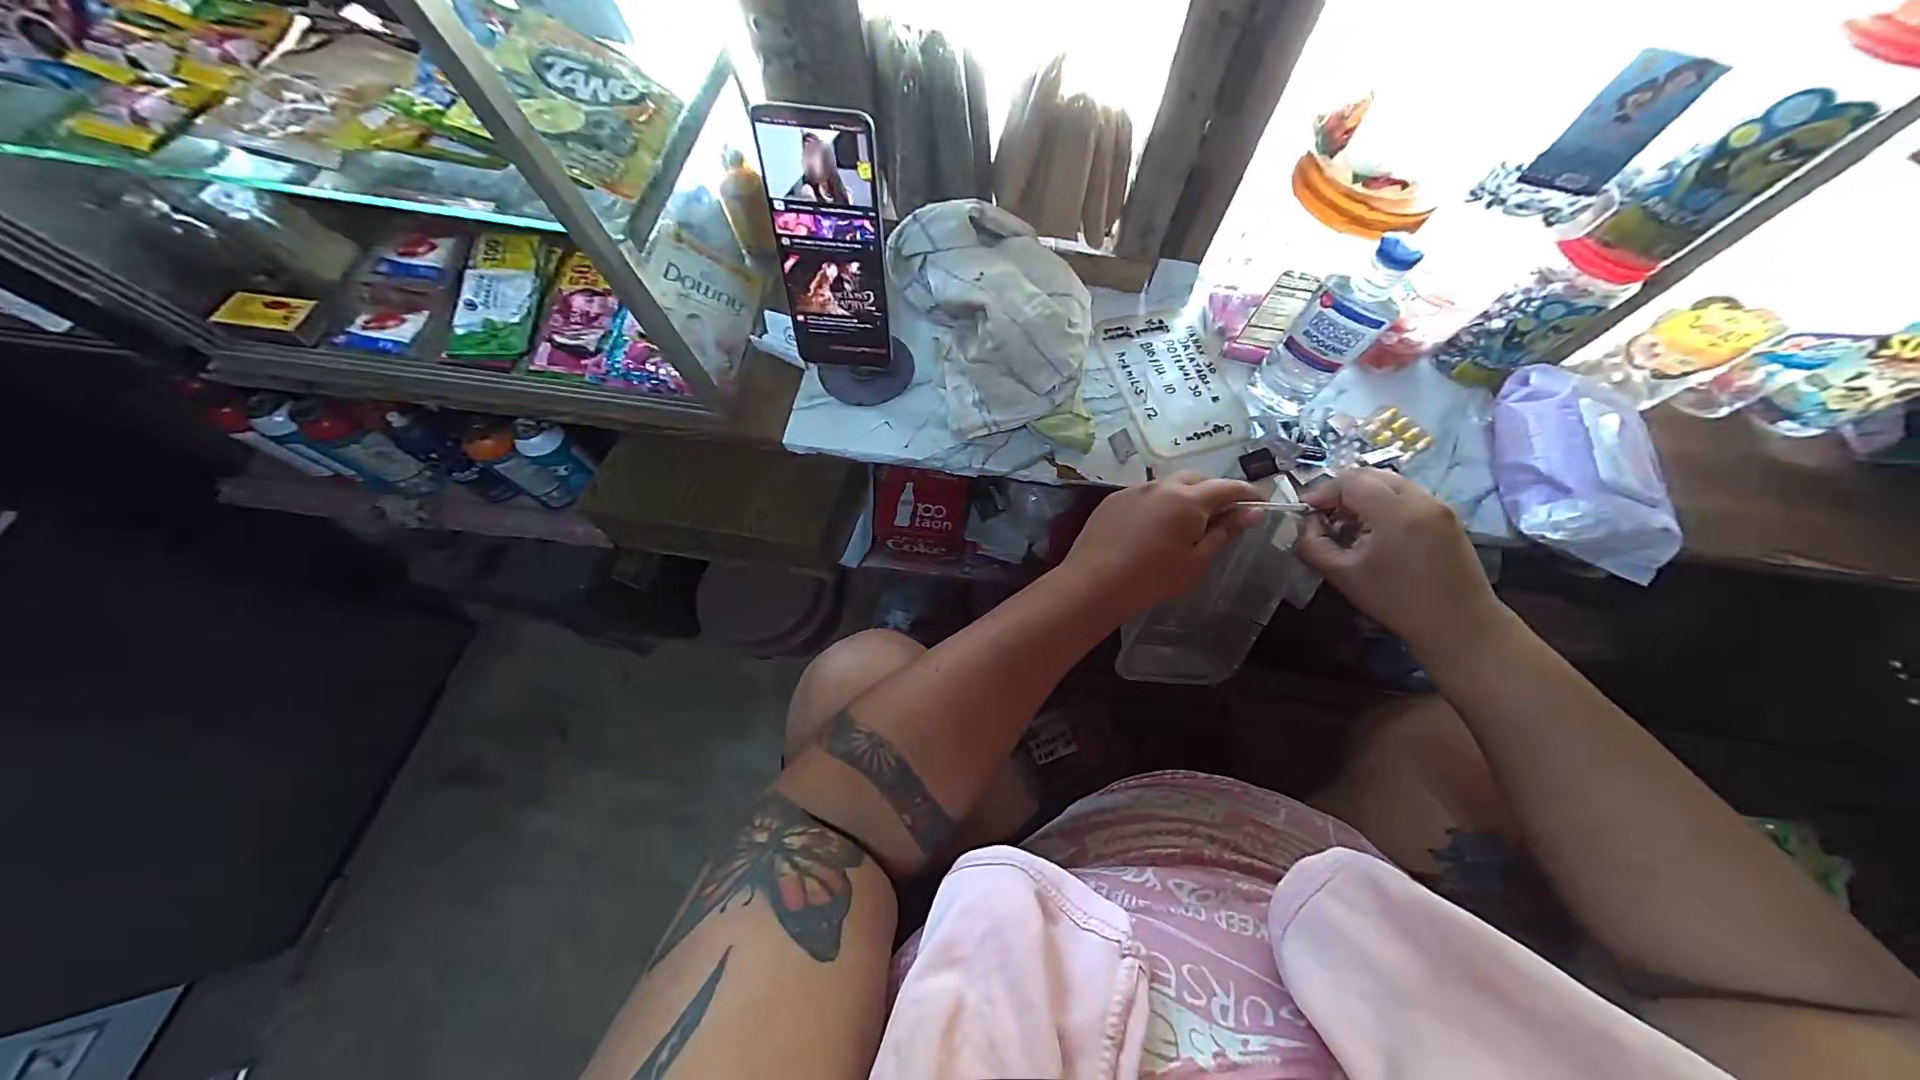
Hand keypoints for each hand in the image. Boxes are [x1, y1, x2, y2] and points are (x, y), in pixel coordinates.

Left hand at [1058, 473, 1262, 619]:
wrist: (1094, 583)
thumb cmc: (1153, 578)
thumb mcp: (1196, 561)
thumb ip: (1224, 533)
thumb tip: (1251, 513)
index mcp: (1188, 499)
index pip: (1227, 487)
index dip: (1246, 493)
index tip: (1259, 502)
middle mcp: (1161, 486)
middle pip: (1195, 479)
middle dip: (1213, 491)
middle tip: (1223, 513)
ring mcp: (1133, 491)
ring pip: (1167, 486)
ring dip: (1183, 496)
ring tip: (1186, 520)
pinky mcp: (1112, 501)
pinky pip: (1143, 495)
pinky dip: (1157, 504)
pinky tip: (1153, 527)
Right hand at [1295, 469, 1503, 650]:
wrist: (1459, 624)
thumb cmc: (1396, 601)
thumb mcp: (1342, 575)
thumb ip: (1313, 545)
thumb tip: (1307, 524)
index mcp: (1395, 512)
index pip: (1350, 481)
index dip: (1322, 492)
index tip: (1306, 512)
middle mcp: (1421, 500)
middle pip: (1371, 475)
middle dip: (1341, 490)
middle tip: (1324, 515)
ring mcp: (1439, 506)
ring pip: (1390, 483)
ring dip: (1363, 496)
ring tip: (1348, 524)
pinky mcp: (1447, 517)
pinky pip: (1407, 496)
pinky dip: (1384, 503)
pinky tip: (1375, 531)